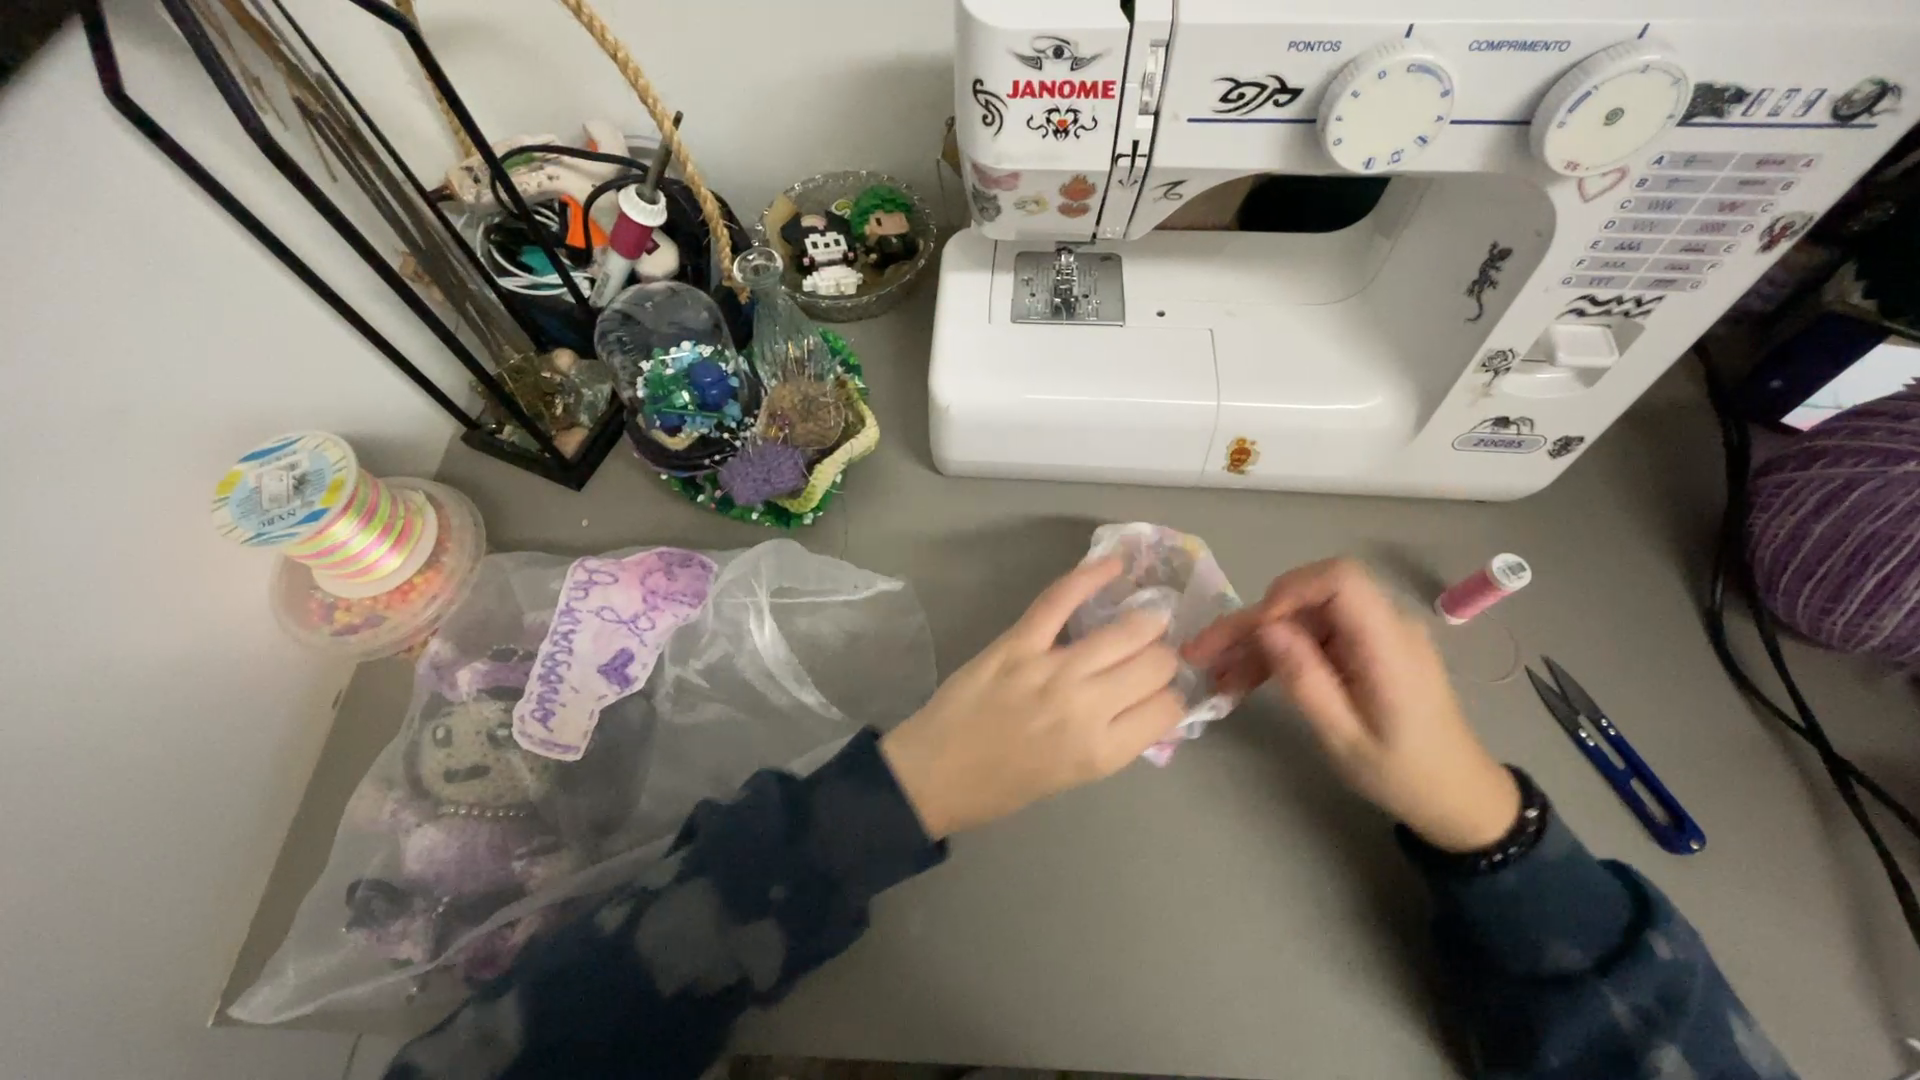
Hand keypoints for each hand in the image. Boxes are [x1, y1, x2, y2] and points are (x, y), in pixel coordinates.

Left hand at [880, 557, 1186, 838]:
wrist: (934, 774)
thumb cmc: (1004, 785)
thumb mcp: (1073, 777)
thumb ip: (1114, 738)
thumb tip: (1149, 702)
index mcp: (1101, 750)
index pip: (1168, 708)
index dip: (1171, 696)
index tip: (1161, 691)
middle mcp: (1084, 707)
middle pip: (1155, 664)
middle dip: (1164, 658)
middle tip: (1153, 655)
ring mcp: (1050, 669)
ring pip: (1124, 631)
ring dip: (1145, 621)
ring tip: (1148, 618)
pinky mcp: (1017, 642)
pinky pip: (1060, 599)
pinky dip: (1089, 575)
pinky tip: (1115, 565)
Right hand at [1184, 558, 1518, 852]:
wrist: (1456, 796)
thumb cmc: (1403, 773)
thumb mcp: (1345, 737)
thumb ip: (1305, 679)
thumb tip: (1265, 627)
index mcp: (1389, 644)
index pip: (1340, 580)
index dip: (1290, 592)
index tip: (1255, 629)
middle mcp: (1384, 626)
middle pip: (1309, 597)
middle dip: (1252, 621)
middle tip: (1203, 653)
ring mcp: (1373, 635)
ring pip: (1301, 617)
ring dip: (1256, 641)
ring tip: (1216, 675)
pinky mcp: (1363, 648)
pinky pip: (1312, 636)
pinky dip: (1277, 653)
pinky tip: (1243, 679)